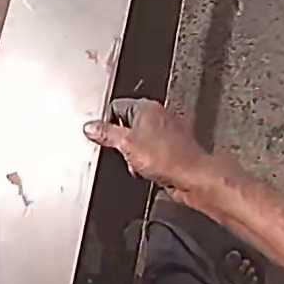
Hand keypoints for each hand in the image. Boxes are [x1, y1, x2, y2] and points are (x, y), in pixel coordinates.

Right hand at [84, 99, 224, 204]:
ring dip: (134, 154)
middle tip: (122, 152)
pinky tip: (148, 170)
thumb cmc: (167, 157)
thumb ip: (106, 134)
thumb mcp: (126, 145)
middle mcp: (159, 115)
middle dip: (122, 142)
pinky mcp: (174, 148)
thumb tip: (90, 127)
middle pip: (128, 124)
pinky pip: (152, 153)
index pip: (117, 106)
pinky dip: (147, 162)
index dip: (106, 122)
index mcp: (147, 108)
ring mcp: (168, 132)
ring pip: (140, 140)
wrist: (192, 177)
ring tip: (137, 164)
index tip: (102, 135)